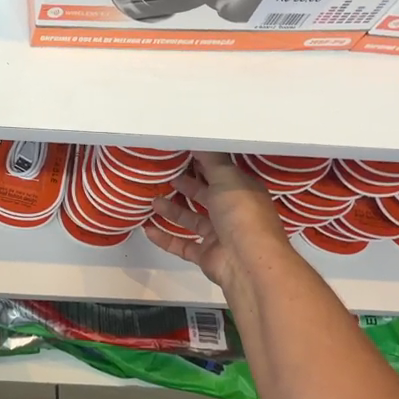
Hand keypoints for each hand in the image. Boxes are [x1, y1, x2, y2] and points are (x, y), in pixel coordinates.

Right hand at [145, 152, 293, 296]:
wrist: (249, 261)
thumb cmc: (242, 213)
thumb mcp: (228, 177)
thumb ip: (212, 159)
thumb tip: (200, 136)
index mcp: (242, 191)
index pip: (221, 173)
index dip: (203, 164)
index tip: (181, 154)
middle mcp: (233, 212)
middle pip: (206, 196)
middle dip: (186, 186)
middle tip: (163, 175)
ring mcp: (220, 236)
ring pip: (192, 220)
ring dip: (173, 211)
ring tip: (152, 200)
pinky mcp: (207, 256)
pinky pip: (182, 245)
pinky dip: (166, 238)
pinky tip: (149, 229)